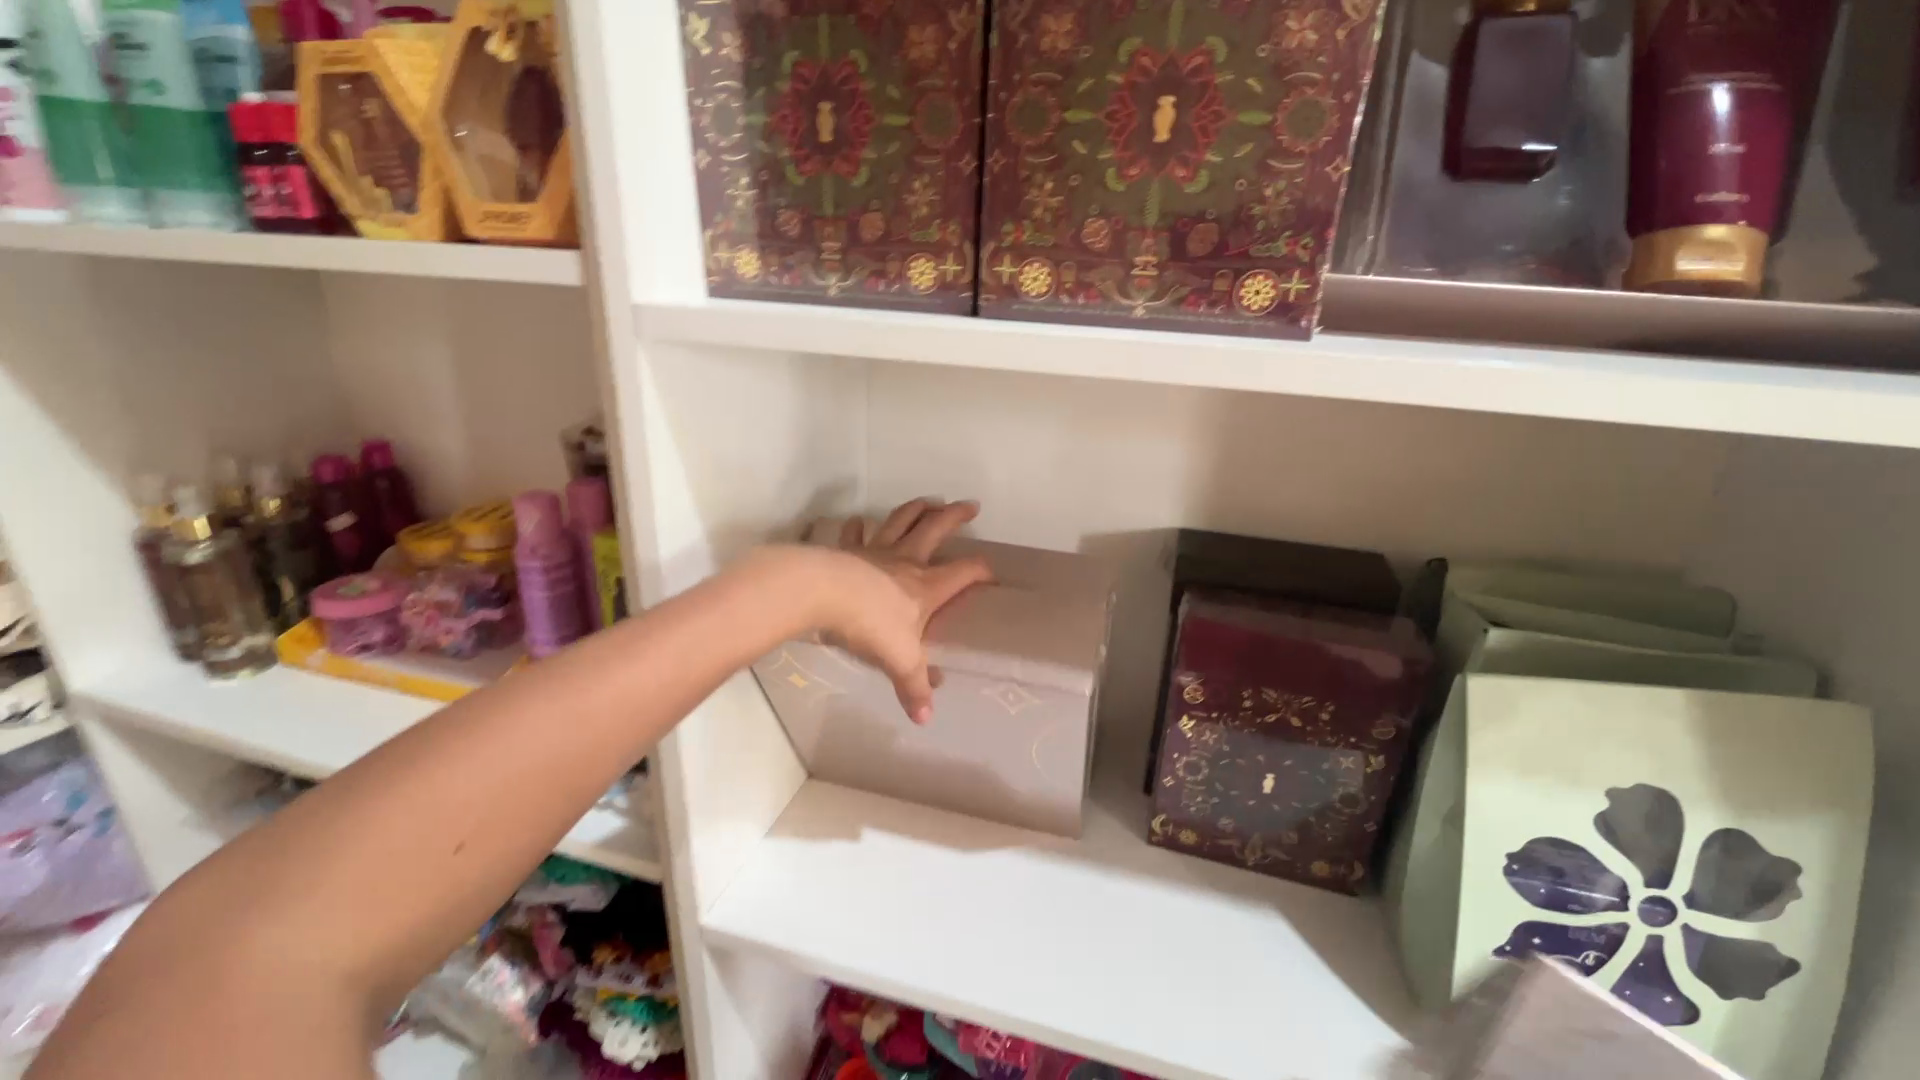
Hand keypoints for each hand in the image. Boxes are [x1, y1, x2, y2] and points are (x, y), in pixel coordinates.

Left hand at [815, 498, 992, 724]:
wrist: (821, 593)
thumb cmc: (869, 625)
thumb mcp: (899, 661)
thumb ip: (914, 687)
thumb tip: (926, 718)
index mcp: (926, 586)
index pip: (964, 572)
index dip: (981, 570)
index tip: (991, 574)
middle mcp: (906, 561)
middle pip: (936, 529)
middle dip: (955, 516)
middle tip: (970, 506)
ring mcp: (875, 551)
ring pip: (901, 521)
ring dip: (917, 509)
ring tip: (929, 502)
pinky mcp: (847, 549)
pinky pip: (855, 532)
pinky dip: (858, 526)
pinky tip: (859, 521)